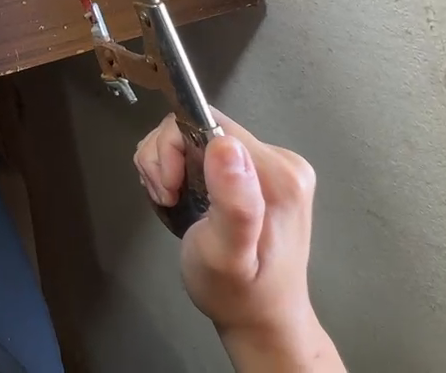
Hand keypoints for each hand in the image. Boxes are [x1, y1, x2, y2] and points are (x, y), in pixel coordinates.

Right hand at [134, 111, 342, 371]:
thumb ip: (234, 204)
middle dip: (165, 158)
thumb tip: (225, 146)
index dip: (172, 150)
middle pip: (196, 126)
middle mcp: (281, 161)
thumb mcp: (228, 254)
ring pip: (191, 134)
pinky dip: (174, 167)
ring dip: (165, 163)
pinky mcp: (253, 172)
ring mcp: (268, 165)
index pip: (205, 124)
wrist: (260, 322)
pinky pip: (197, 147)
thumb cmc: (237, 293)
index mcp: (279, 174)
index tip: (169, 192)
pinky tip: (179, 196)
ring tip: (170, 201)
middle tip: (165, 198)